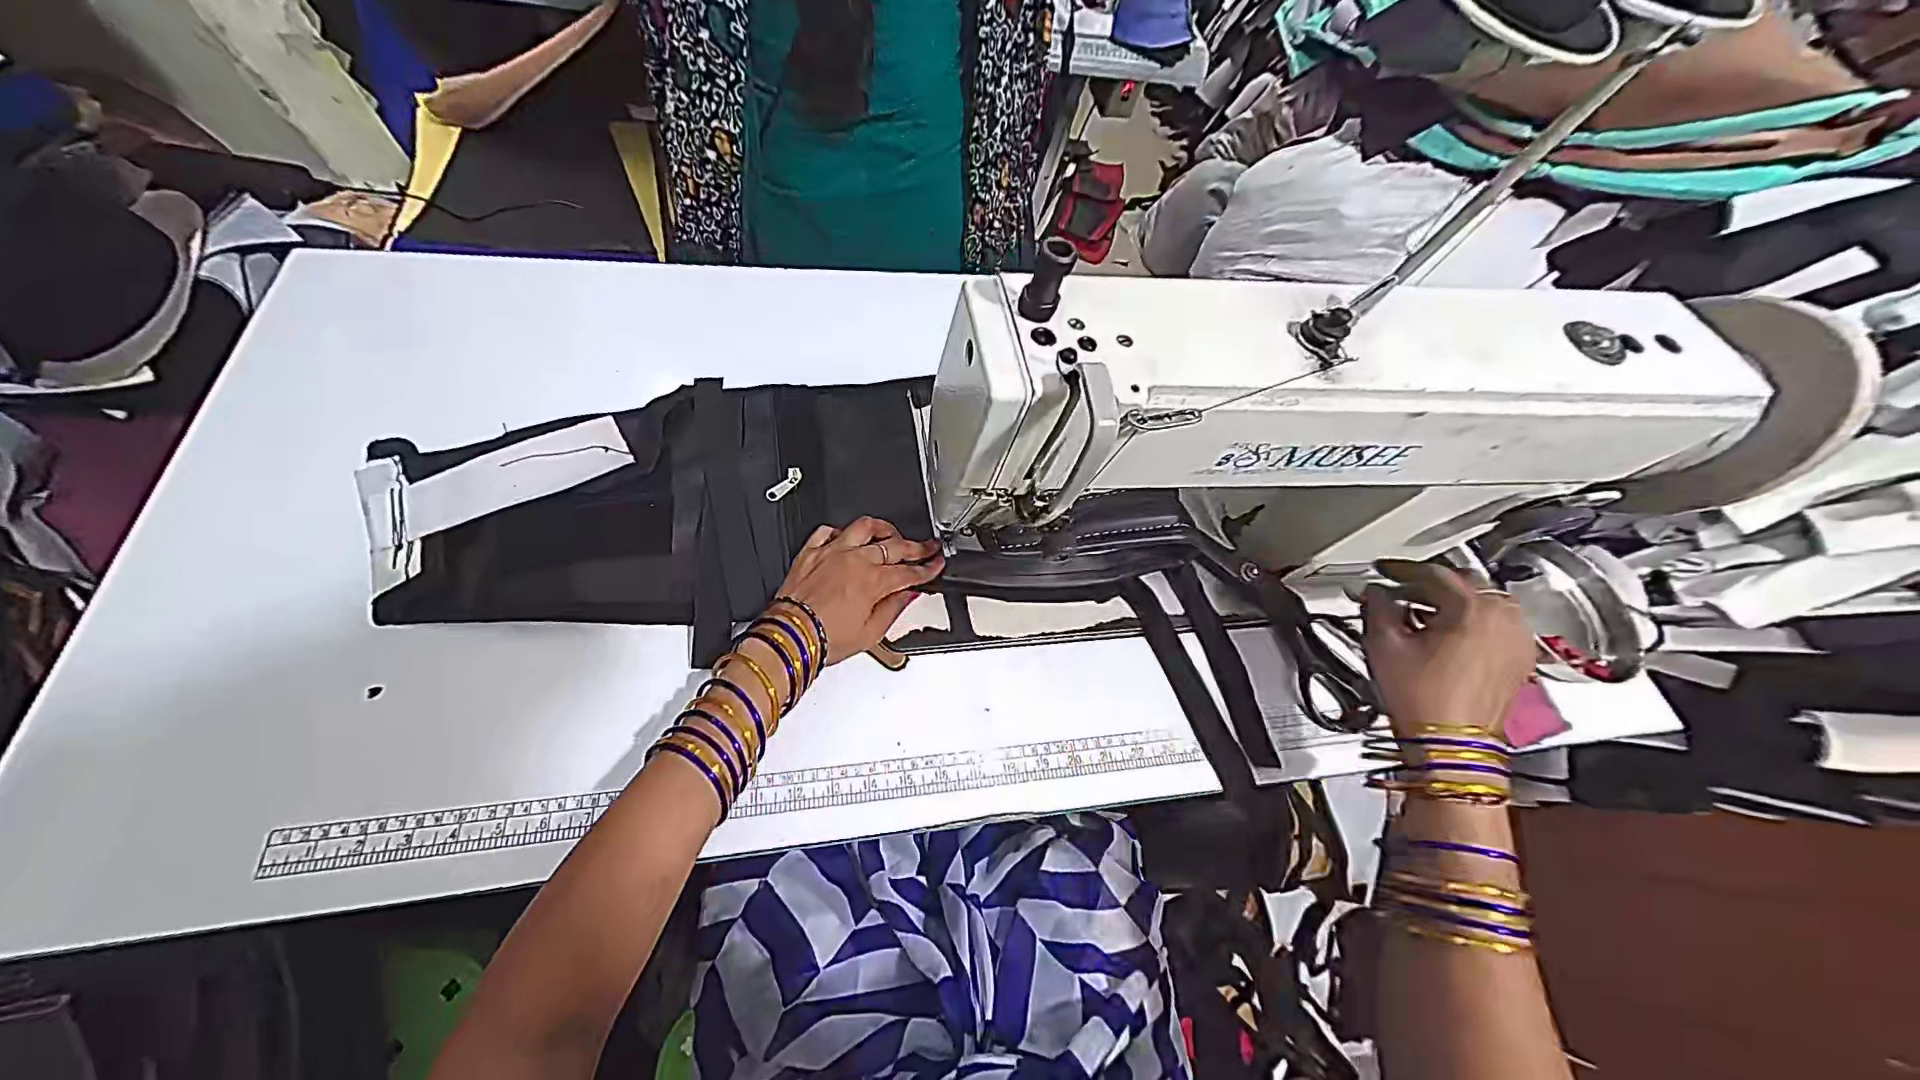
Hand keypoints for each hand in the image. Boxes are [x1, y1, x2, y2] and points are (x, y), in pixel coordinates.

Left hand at [774, 517, 943, 664]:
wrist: (790, 636)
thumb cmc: (824, 638)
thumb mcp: (870, 633)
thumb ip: (894, 608)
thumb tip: (907, 595)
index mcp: (873, 581)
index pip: (910, 571)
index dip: (928, 568)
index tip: (936, 565)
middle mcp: (854, 560)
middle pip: (894, 545)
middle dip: (917, 546)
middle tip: (927, 547)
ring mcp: (832, 552)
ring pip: (864, 527)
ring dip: (883, 529)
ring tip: (892, 533)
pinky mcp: (811, 552)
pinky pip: (828, 531)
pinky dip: (842, 531)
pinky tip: (847, 536)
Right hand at [1360, 559, 1534, 737]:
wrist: (1452, 743)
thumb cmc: (1425, 701)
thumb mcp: (1385, 645)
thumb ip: (1377, 607)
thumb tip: (1375, 594)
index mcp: (1475, 609)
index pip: (1434, 573)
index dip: (1402, 570)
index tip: (1385, 571)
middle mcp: (1506, 620)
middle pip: (1464, 583)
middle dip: (1428, 585)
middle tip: (1399, 590)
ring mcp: (1518, 640)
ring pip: (1483, 603)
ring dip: (1451, 603)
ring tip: (1420, 614)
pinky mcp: (1520, 659)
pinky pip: (1496, 625)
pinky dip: (1470, 622)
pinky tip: (1443, 634)